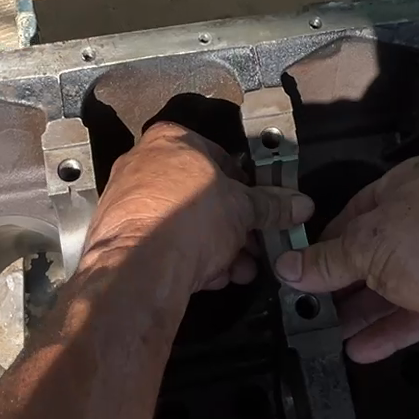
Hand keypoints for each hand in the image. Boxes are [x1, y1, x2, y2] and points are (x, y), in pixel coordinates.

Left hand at [81, 123, 313, 297]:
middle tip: (255, 243)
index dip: (246, 185)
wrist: (139, 267)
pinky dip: (189, 258)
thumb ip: (272, 205)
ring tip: (241, 268)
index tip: (261, 206)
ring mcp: (127, 202)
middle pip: (201, 194)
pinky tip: (213, 278)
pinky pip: (163, 244)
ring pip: (184, 223)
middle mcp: (142, 164)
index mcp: (170, 140)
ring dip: (218, 247)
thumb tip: (298, 205)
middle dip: (233, 224)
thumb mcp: (243, 208)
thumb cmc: (188, 218)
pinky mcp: (119, 238)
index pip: (219, 156)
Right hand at [275, 157, 418, 362]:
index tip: (303, 265)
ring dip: (362, 310)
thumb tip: (286, 268)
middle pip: (376, 249)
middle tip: (311, 304)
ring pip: (395, 284)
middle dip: (343, 281)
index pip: (358, 209)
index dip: (328, 239)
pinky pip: (416, 311)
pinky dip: (388, 329)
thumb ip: (325, 261)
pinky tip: (360, 348)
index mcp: (411, 183)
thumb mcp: (366, 247)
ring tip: (328, 333)